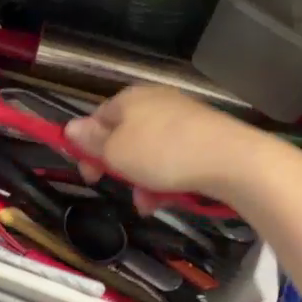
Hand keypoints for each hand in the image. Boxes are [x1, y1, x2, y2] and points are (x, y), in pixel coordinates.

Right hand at [65, 87, 270, 208]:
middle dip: (117, 168)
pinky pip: (172, 158)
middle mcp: (154, 102)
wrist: (231, 160)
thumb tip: (70, 127)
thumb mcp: (116, 151)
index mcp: (128, 99)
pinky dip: (165, 179)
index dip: (86, 148)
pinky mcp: (203, 135)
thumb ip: (90, 142)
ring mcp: (181, 118)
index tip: (88, 175)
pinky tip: (167, 198)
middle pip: (122, 138)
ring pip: (147, 153)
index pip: (96, 119)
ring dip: (141, 180)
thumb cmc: (162, 153)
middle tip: (117, 188)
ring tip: (147, 202)